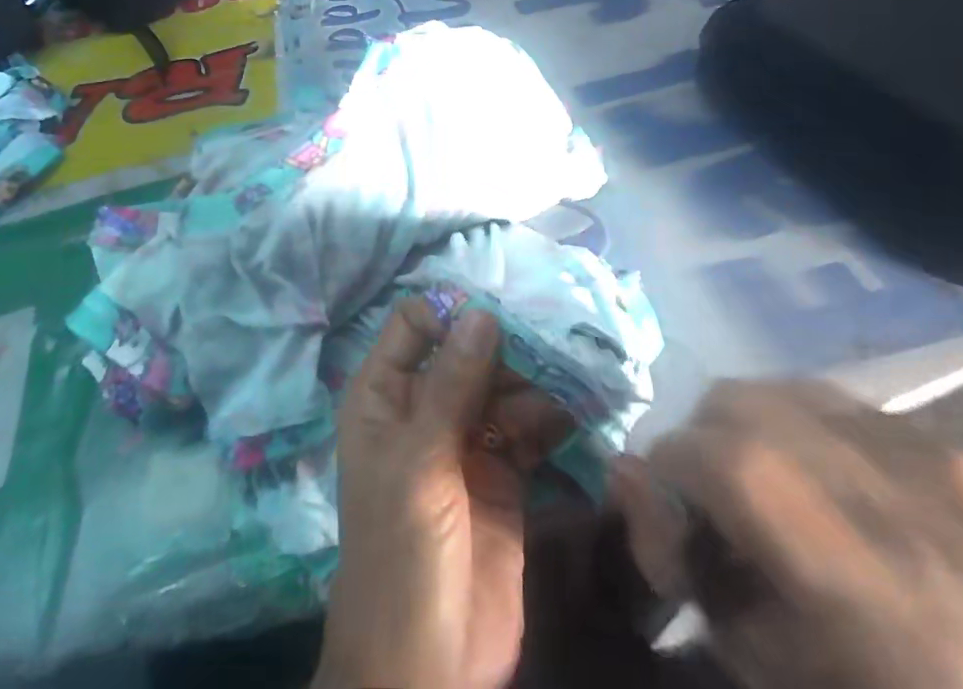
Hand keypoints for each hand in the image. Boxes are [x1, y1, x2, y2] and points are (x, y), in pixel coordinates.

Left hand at [314, 300, 568, 688]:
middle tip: (559, 337)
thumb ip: (452, 386)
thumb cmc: (402, 547)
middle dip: (506, 345)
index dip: (450, 313)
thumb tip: (481, 314)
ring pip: (501, 390)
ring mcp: (464, 443)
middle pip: (465, 354)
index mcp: (383, 397)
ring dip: (536, 382)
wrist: (426, 657)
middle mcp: (422, 410)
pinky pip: (527, 431)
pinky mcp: (503, 476)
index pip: (412, 327)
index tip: (503, 308)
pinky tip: (579, 411)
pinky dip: (551, 419)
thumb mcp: (421, 460)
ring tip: (576, 377)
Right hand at [613, 381, 962, 688]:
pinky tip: (810, 467)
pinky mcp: (958, 462)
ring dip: (749, 420)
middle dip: (699, 433)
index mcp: (858, 587)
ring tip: (756, 472)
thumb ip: (669, 551)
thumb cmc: (836, 682)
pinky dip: (803, 421)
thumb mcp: (735, 643)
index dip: (670, 465)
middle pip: (752, 404)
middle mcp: (909, 518)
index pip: (732, 463)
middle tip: (703, 486)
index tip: (663, 503)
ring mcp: (944, 480)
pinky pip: (843, 402)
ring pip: (791, 389)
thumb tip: (622, 465)